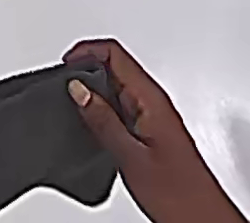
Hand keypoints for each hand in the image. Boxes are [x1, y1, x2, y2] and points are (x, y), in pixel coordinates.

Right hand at [64, 40, 247, 222]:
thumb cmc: (182, 198)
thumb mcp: (131, 157)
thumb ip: (102, 120)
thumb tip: (78, 88)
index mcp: (151, 98)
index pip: (114, 53)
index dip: (85, 51)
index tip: (67, 66)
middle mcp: (154, 102)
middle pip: (113, 64)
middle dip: (86, 70)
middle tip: (66, 86)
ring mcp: (153, 117)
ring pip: (115, 86)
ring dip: (93, 91)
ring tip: (76, 107)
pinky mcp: (151, 132)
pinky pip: (120, 106)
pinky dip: (102, 109)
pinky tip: (94, 128)